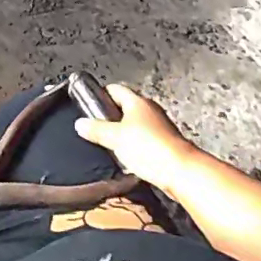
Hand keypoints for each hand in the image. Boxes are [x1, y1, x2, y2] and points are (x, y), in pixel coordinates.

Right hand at [74, 84, 204, 196]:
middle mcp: (150, 109)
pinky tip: (128, 157)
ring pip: (136, 123)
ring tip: (110, 144)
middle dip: (111, 114)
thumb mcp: (115, 138)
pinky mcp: (165, 142)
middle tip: (96, 126)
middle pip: (126, 106)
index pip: (116, 89)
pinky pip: (145, 138)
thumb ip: (97, 130)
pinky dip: (135, 144)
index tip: (90, 101)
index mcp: (137, 102)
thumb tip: (80, 123)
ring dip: (124, 131)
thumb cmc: (149, 148)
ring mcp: (159, 126)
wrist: (180, 171)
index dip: (102, 94)